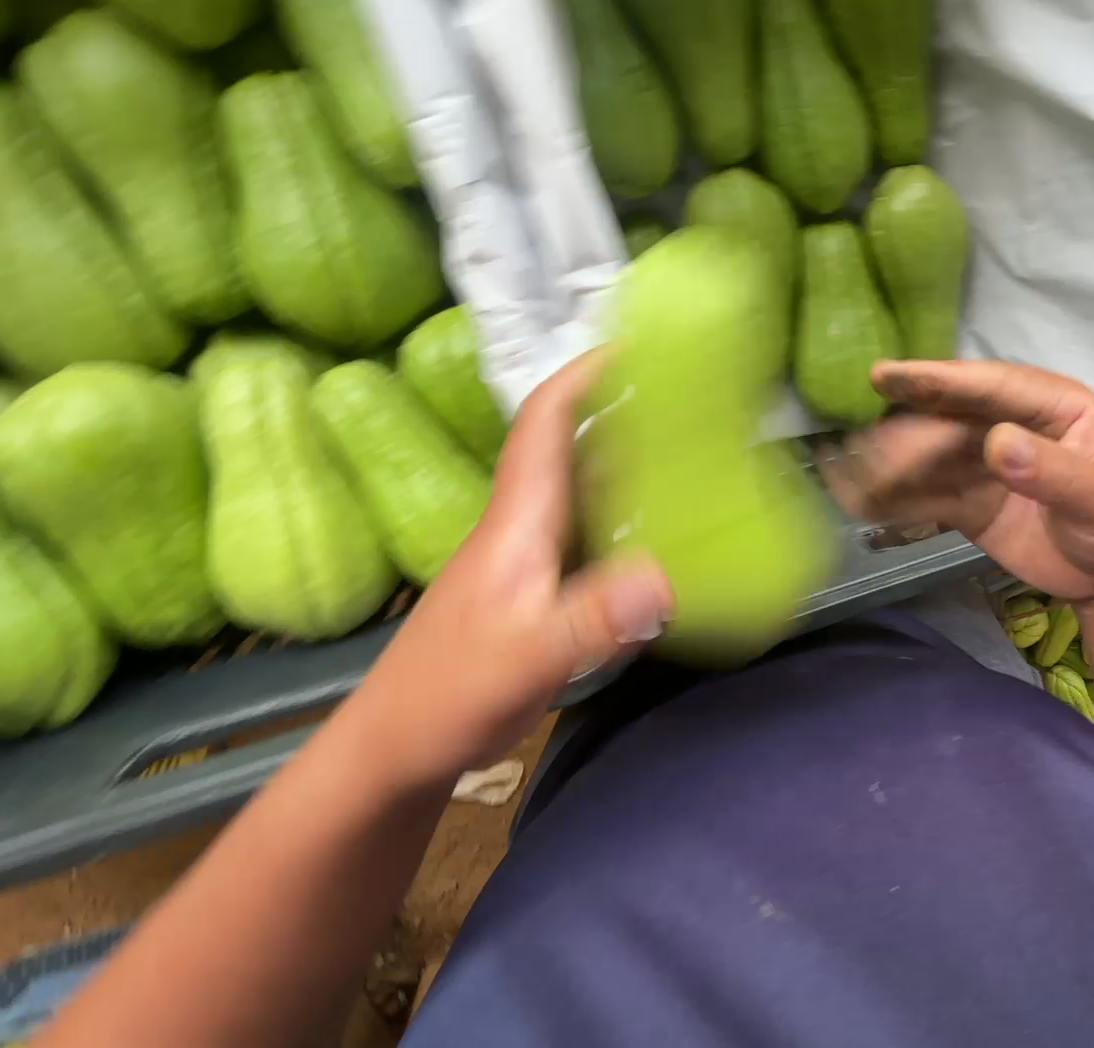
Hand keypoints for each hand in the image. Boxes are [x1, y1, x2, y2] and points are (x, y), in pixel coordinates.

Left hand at [351, 352, 672, 786]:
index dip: (584, 376)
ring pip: (588, 493)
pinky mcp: (543, 593)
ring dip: (634, 465)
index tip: (636, 347)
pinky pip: (596, 538)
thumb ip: (592, 619)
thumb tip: (667, 576)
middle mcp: (527, 526)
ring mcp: (534, 561)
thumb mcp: (525, 659)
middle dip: (626, 412)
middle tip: (694, 401)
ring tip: (696, 456)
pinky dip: (634, 522)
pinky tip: (669, 537)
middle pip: (576, 448)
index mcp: (518, 521)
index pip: (545, 423)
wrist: (398, 747)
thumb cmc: (449, 694)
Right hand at [824, 361, 1093, 607]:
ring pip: (929, 457)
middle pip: (947, 421)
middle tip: (864, 453)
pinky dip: (896, 500)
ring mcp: (986, 464)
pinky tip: (864, 504)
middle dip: (904, 435)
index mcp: (1050, 405)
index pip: (987, 385)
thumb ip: (1054, 471)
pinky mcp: (970, 503)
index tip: (885, 376)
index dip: (937, 380)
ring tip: (848, 479)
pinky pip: (928, 496)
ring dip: (889, 466)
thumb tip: (997, 443)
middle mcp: (1010, 425)